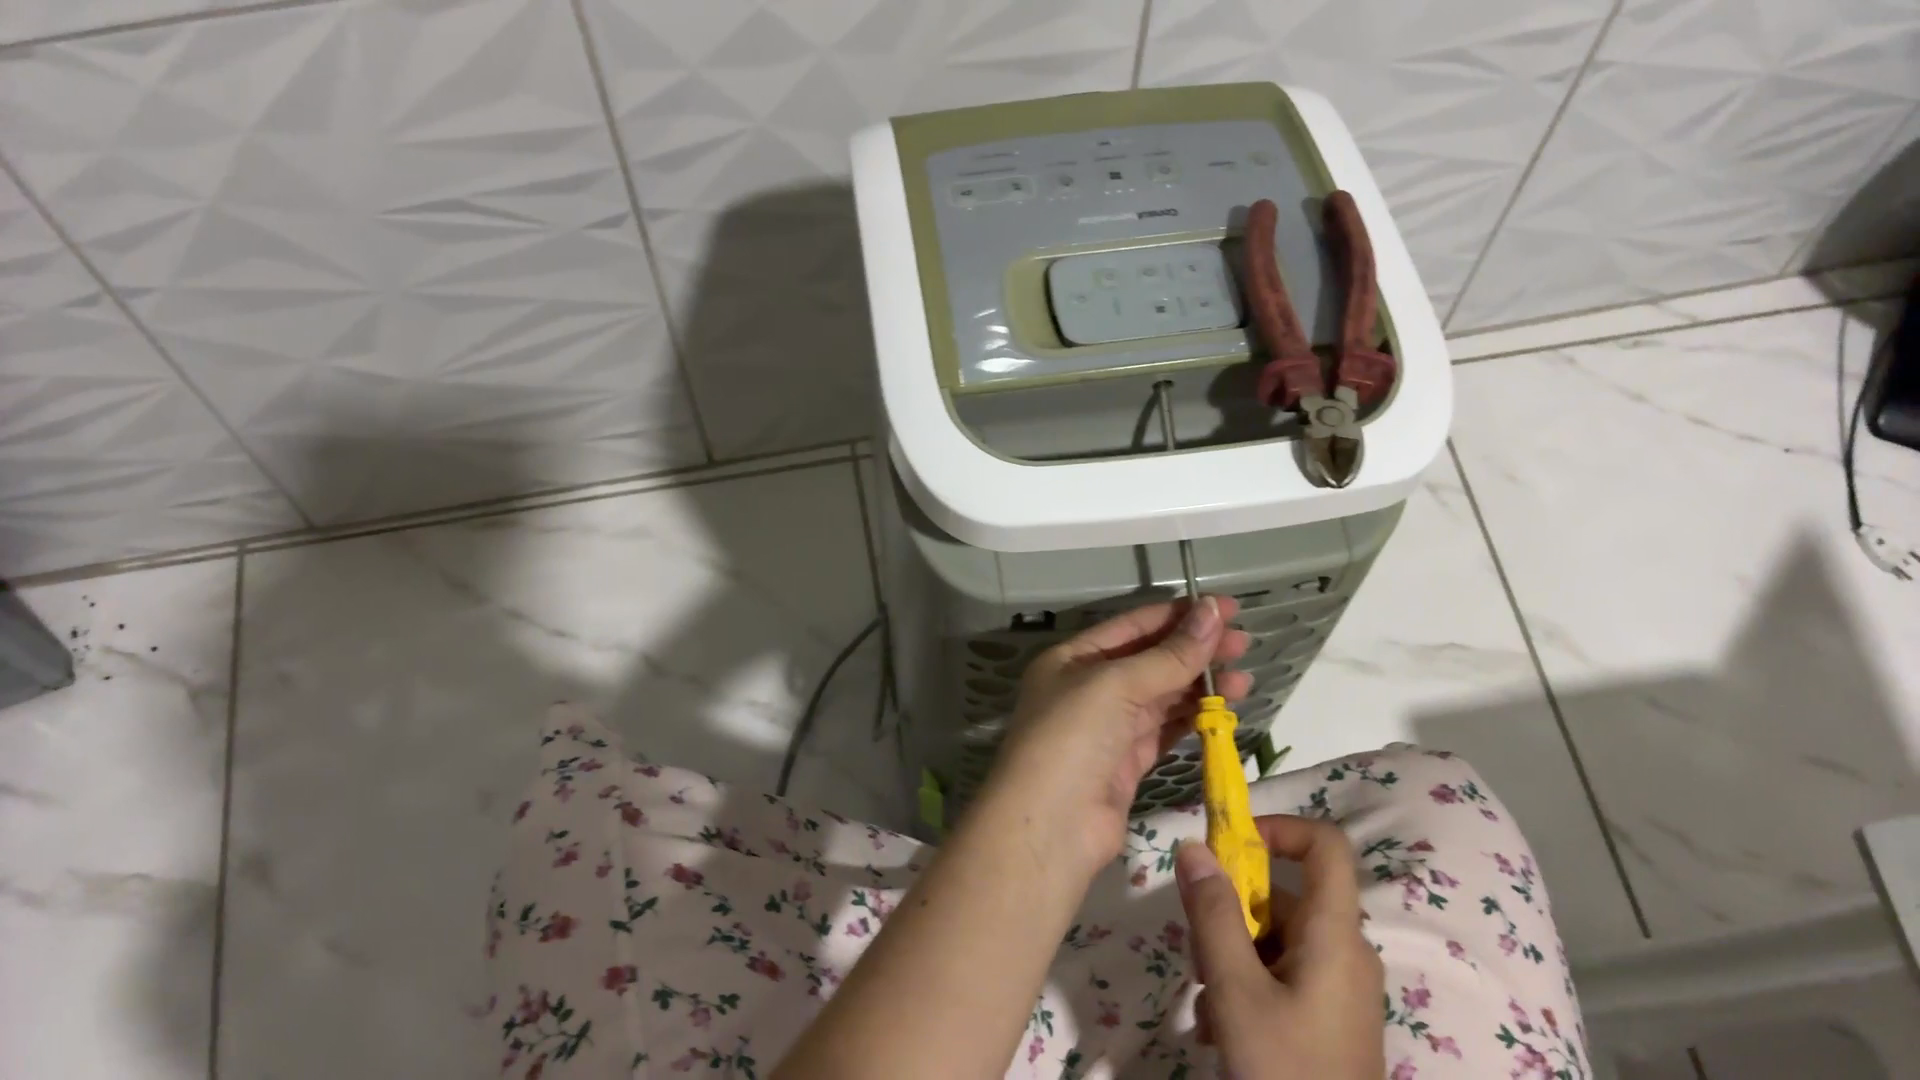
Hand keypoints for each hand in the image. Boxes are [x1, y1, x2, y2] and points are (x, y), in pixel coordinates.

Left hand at [981, 596, 1251, 876]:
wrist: (1050, 826)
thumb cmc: (1073, 738)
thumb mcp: (1117, 684)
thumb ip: (1170, 654)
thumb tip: (1214, 610)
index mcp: (1072, 659)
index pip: (1133, 627)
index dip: (1179, 616)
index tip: (1227, 609)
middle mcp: (1087, 689)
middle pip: (1150, 660)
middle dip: (1196, 651)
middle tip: (1244, 644)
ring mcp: (1107, 728)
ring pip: (1162, 696)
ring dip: (1201, 686)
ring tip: (1245, 680)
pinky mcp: (1126, 763)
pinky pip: (1165, 730)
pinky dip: (1194, 719)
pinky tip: (1224, 711)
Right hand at [1175, 820, 1384, 1079]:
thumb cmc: (1284, 1068)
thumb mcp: (1235, 990)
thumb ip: (1213, 914)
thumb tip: (1194, 846)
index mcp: (1335, 933)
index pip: (1325, 844)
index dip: (1278, 829)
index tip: (1227, 847)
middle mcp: (1345, 951)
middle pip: (1284, 897)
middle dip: (1231, 912)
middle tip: (1197, 953)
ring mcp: (1340, 988)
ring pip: (1277, 940)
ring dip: (1231, 956)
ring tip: (1205, 1004)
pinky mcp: (1330, 1019)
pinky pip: (1284, 975)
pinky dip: (1248, 984)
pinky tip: (1220, 1027)